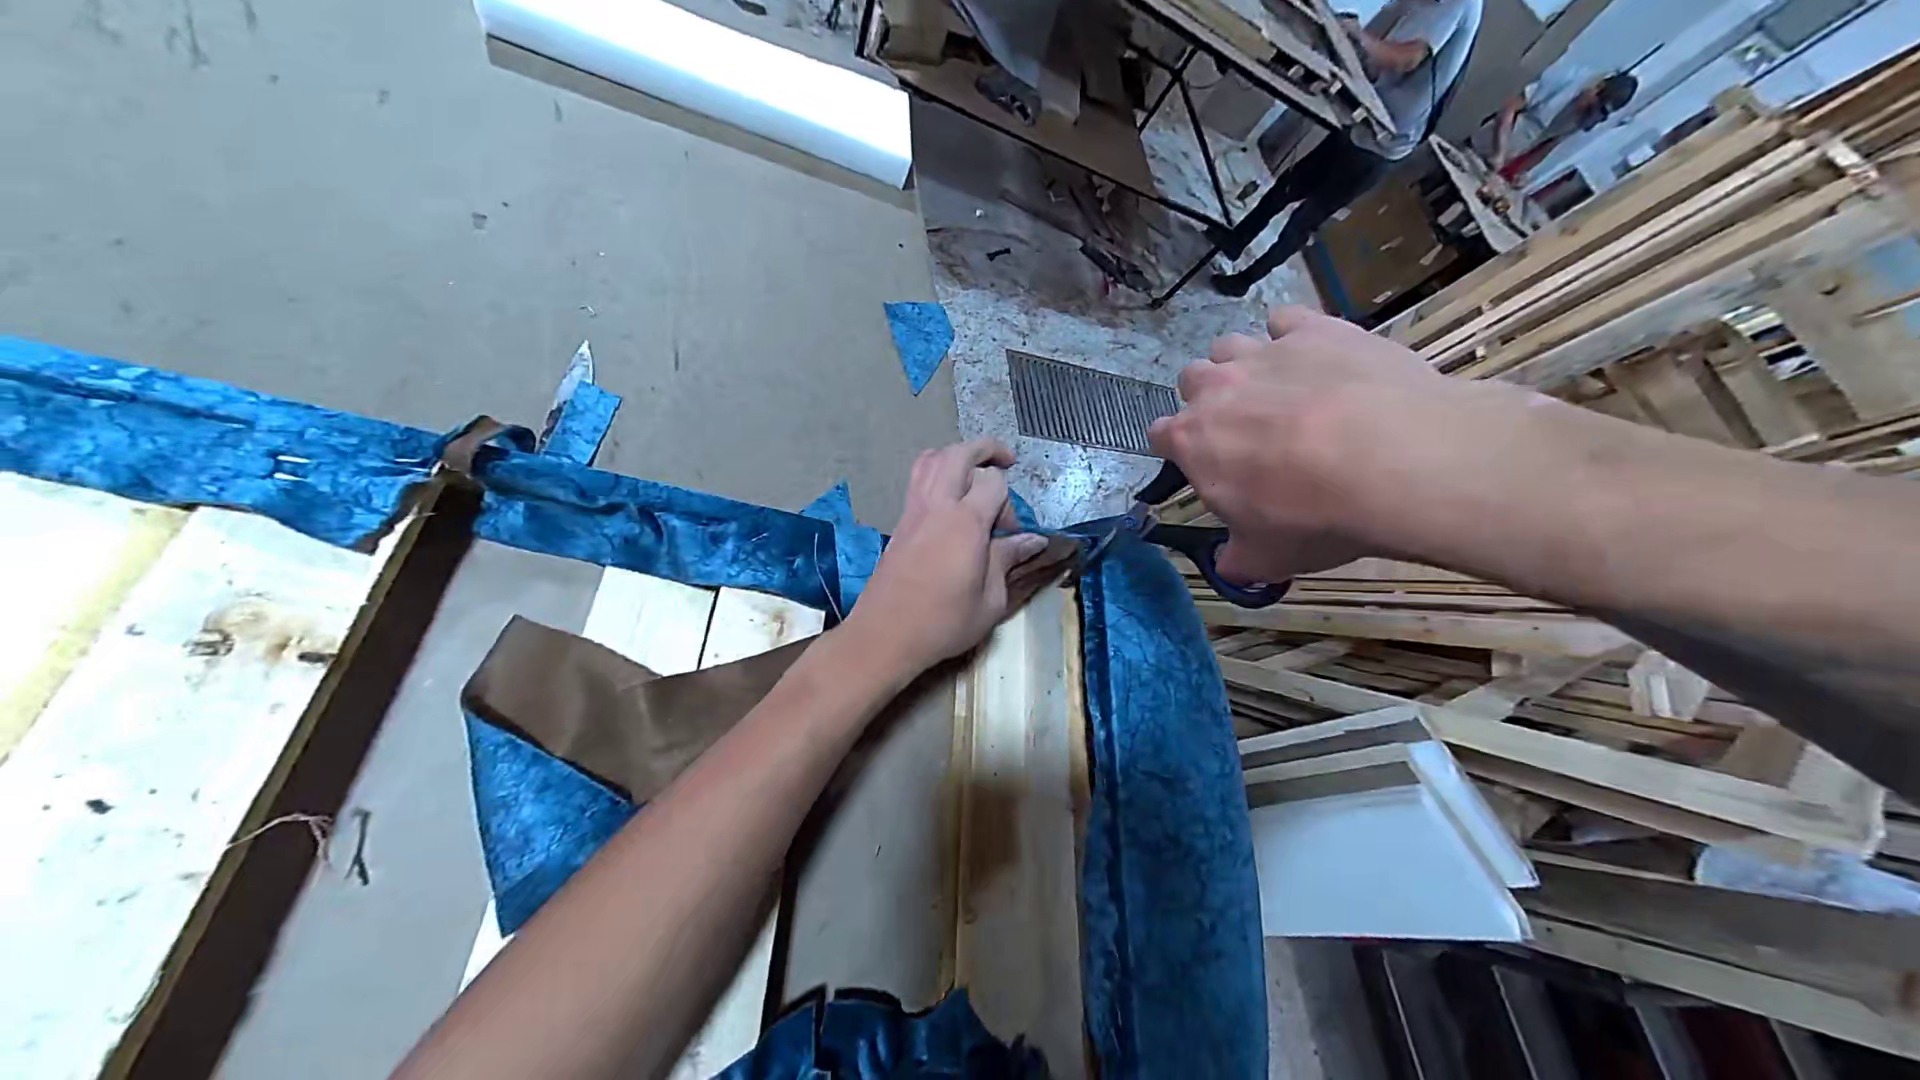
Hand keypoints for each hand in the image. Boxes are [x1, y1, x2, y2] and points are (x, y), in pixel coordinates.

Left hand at [844, 439, 1048, 677]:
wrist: (885, 635)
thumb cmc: (943, 623)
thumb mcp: (990, 600)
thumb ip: (1008, 560)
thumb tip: (1032, 541)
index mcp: (965, 523)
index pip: (993, 482)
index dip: (1009, 501)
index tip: (1010, 534)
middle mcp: (937, 506)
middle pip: (959, 453)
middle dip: (986, 449)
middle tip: (1006, 461)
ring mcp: (914, 511)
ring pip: (931, 459)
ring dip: (957, 456)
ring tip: (974, 471)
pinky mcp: (900, 522)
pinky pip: (918, 479)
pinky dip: (937, 473)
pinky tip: (950, 498)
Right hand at [1146, 306, 1487, 583]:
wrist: (1395, 462)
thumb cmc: (1315, 516)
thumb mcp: (1268, 557)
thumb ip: (1237, 559)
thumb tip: (1230, 566)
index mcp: (1192, 441)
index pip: (1161, 434)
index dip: (1180, 447)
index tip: (1204, 462)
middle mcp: (1216, 389)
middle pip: (1192, 380)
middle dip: (1209, 398)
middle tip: (1246, 426)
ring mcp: (1264, 353)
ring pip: (1230, 346)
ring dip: (1244, 364)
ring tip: (1280, 389)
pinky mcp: (1314, 329)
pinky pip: (1286, 320)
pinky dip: (1292, 335)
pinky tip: (1316, 358)